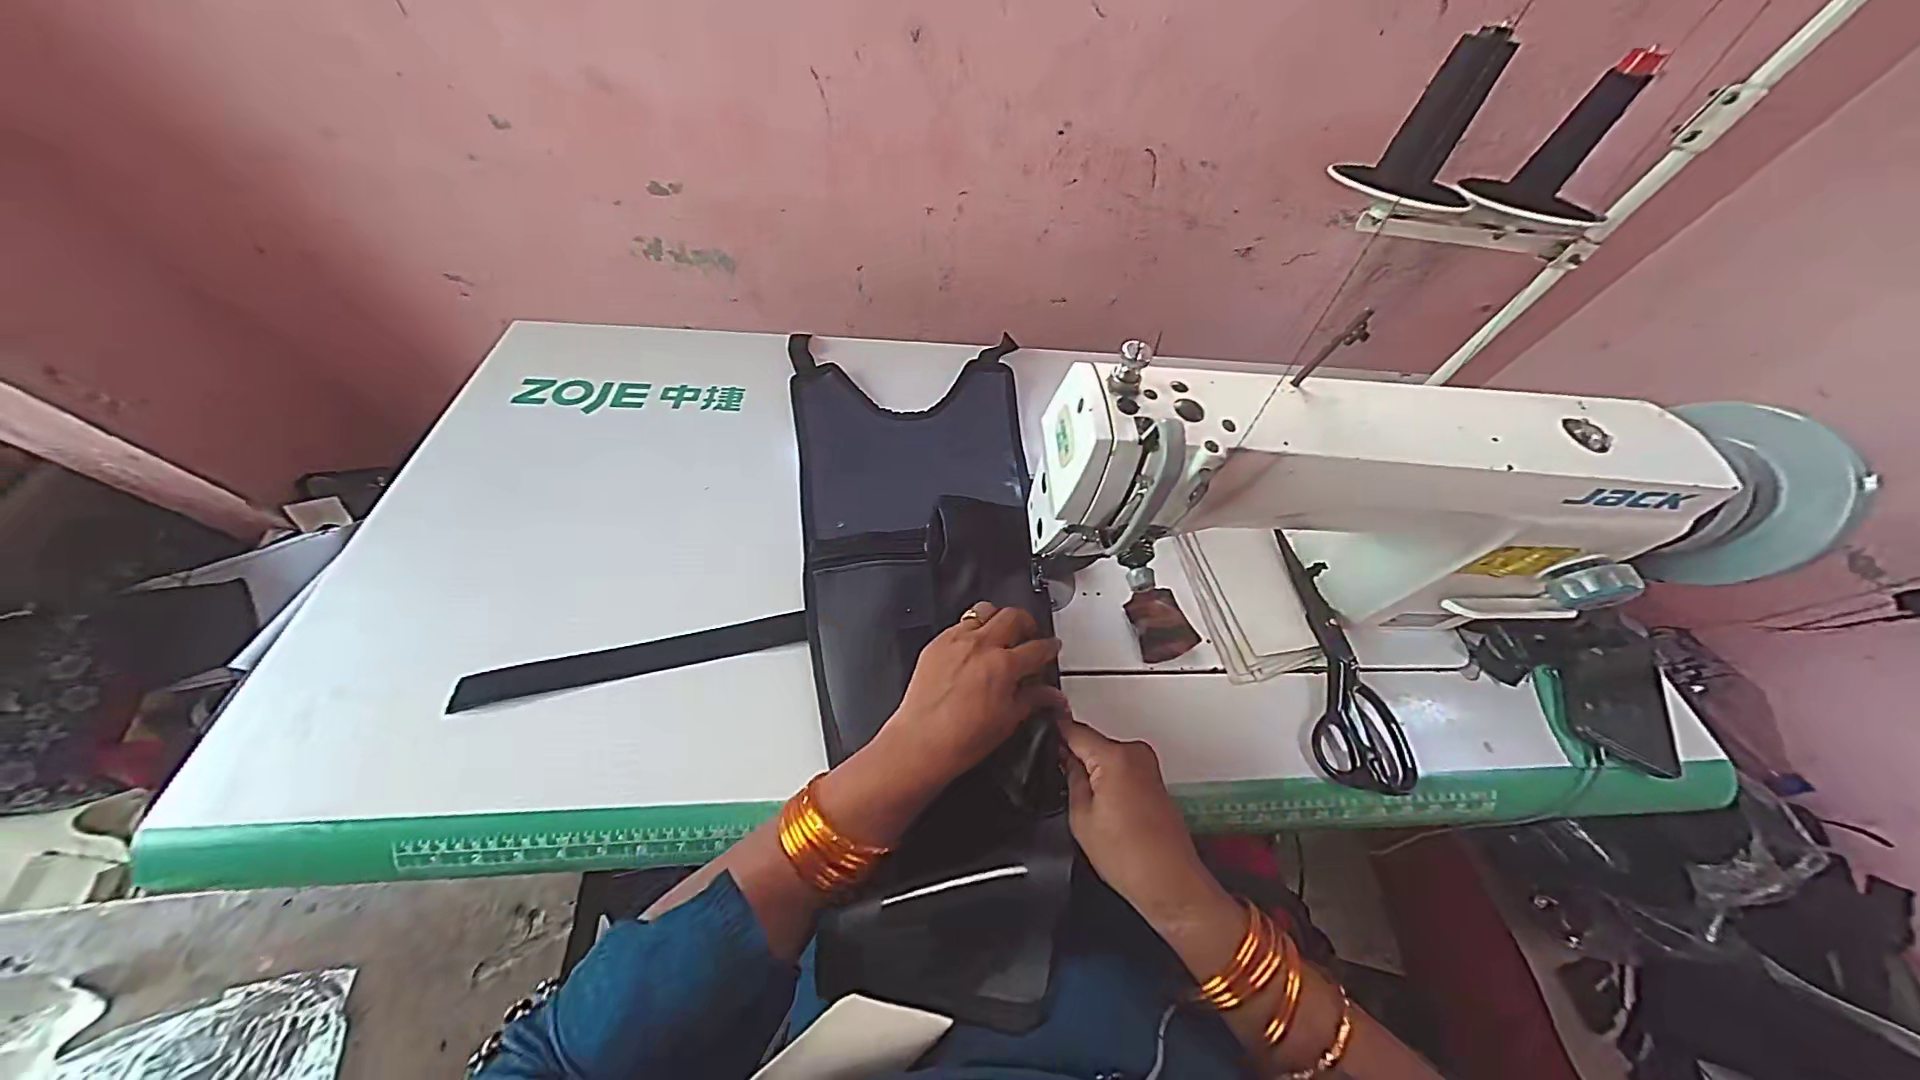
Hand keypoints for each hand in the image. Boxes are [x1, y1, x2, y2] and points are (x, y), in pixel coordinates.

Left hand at [876, 602, 1064, 789]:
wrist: (921, 743)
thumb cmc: (959, 738)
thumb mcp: (1008, 721)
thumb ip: (1033, 700)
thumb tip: (1051, 696)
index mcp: (1003, 666)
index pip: (1038, 647)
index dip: (1050, 647)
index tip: (1051, 647)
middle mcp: (980, 646)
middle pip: (1014, 616)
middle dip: (1028, 623)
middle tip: (1030, 635)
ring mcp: (956, 641)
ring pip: (985, 611)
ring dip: (999, 619)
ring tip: (1002, 633)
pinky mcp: (936, 644)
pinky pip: (959, 624)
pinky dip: (972, 630)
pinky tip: (973, 646)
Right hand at [1058, 714, 1232, 925]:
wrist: (1169, 882)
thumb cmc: (1133, 858)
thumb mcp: (1080, 817)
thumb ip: (1070, 778)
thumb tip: (1066, 760)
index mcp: (1115, 757)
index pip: (1074, 730)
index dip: (1054, 733)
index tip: (1042, 738)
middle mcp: (1136, 753)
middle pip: (1092, 741)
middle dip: (1075, 756)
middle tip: (1061, 780)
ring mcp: (1149, 766)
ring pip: (1108, 755)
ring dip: (1094, 769)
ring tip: (1088, 804)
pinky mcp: (1155, 779)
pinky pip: (1123, 768)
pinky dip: (1111, 779)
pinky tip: (1106, 808)